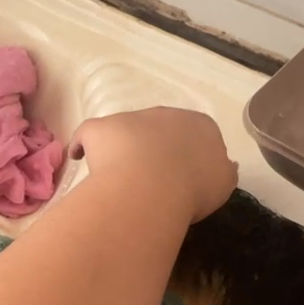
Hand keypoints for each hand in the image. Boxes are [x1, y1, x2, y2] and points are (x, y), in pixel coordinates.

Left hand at [70, 107, 236, 221]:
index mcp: (201, 126)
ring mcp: (132, 118)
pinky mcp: (101, 128)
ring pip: (126, 132)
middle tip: (147, 183)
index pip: (196, 137)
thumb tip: (223, 165)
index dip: (185, 159)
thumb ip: (222, 172)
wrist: (152, 189)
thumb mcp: (222, 185)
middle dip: (153, 151)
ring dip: (121, 150)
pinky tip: (80, 160)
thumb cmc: (192, 189)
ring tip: (115, 179)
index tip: (179, 182)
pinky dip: (84, 145)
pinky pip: (89, 135)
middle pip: (160, 131)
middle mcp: (167, 115)